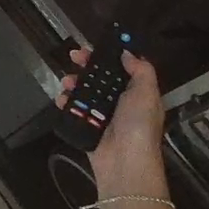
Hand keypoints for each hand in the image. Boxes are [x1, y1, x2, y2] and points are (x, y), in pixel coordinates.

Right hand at [58, 47, 167, 195]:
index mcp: (136, 93)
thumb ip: (140, 70)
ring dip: (73, 83)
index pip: (120, 69)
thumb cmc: (139, 124)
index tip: (95, 47)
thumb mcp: (147, 93)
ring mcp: (101, 115)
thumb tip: (127, 53)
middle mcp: (118, 103)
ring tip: (67, 81)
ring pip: (84, 92)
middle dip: (86, 66)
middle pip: (99, 79)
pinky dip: (66, 103)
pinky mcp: (86, 127)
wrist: (125, 161)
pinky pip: (73, 110)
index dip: (108, 56)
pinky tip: (62, 99)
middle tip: (73, 57)